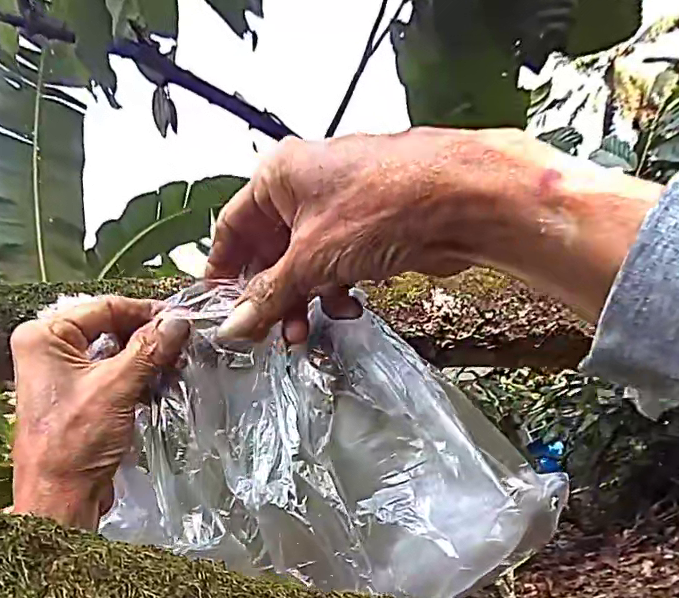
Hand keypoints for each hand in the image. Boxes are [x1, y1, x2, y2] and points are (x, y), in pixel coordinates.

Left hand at [8, 296, 189, 529]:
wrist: (60, 494)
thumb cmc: (76, 440)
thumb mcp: (116, 388)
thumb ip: (148, 350)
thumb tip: (178, 321)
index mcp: (44, 336)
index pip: (103, 307)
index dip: (145, 312)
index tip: (181, 319)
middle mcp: (48, 350)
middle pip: (108, 328)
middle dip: (147, 337)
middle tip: (184, 344)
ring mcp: (62, 376)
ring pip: (113, 354)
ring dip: (145, 359)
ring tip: (177, 365)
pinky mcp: (78, 400)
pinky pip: (112, 377)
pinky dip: (137, 378)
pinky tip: (161, 384)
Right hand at [207, 128, 663, 343]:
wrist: (459, 201)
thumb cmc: (381, 208)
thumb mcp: (311, 259)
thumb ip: (269, 296)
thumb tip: (232, 327)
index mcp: (278, 179)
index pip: (232, 230)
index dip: (223, 273)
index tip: (218, 312)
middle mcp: (304, 191)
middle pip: (268, 255)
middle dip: (270, 299)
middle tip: (271, 336)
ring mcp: (337, 213)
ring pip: (303, 269)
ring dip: (303, 304)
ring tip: (307, 333)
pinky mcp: (366, 235)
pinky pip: (335, 272)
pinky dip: (335, 295)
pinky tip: (349, 310)